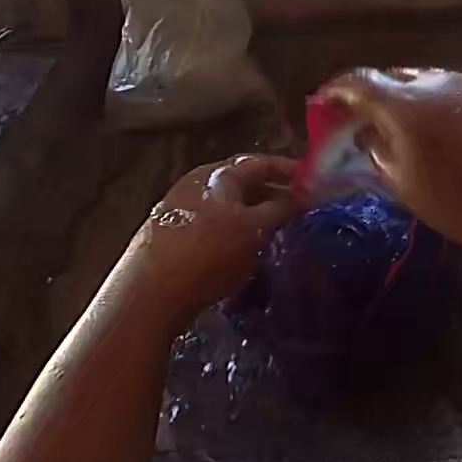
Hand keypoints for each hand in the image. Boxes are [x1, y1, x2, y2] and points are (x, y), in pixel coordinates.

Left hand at [125, 154, 298, 324]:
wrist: (147, 299)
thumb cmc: (210, 252)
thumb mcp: (257, 228)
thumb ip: (284, 208)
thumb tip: (305, 196)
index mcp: (217, 174)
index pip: (261, 162)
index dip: (290, 170)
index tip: (314, 183)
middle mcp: (195, 186)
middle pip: (243, 183)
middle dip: (274, 193)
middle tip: (300, 207)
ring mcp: (179, 212)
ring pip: (228, 207)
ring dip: (255, 215)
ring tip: (278, 231)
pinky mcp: (169, 241)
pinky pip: (213, 227)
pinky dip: (235, 233)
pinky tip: (245, 252)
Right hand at [317, 68, 461, 253]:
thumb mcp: (408, 186)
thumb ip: (379, 152)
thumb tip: (367, 134)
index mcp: (409, 104)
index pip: (360, 81)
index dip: (338, 90)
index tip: (327, 103)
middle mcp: (440, 81)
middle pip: (396, 77)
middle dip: (377, 95)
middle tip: (369, 120)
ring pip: (430, 82)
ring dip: (413, 99)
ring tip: (413, 129)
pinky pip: (460, 90)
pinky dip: (444, 103)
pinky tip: (452, 130)